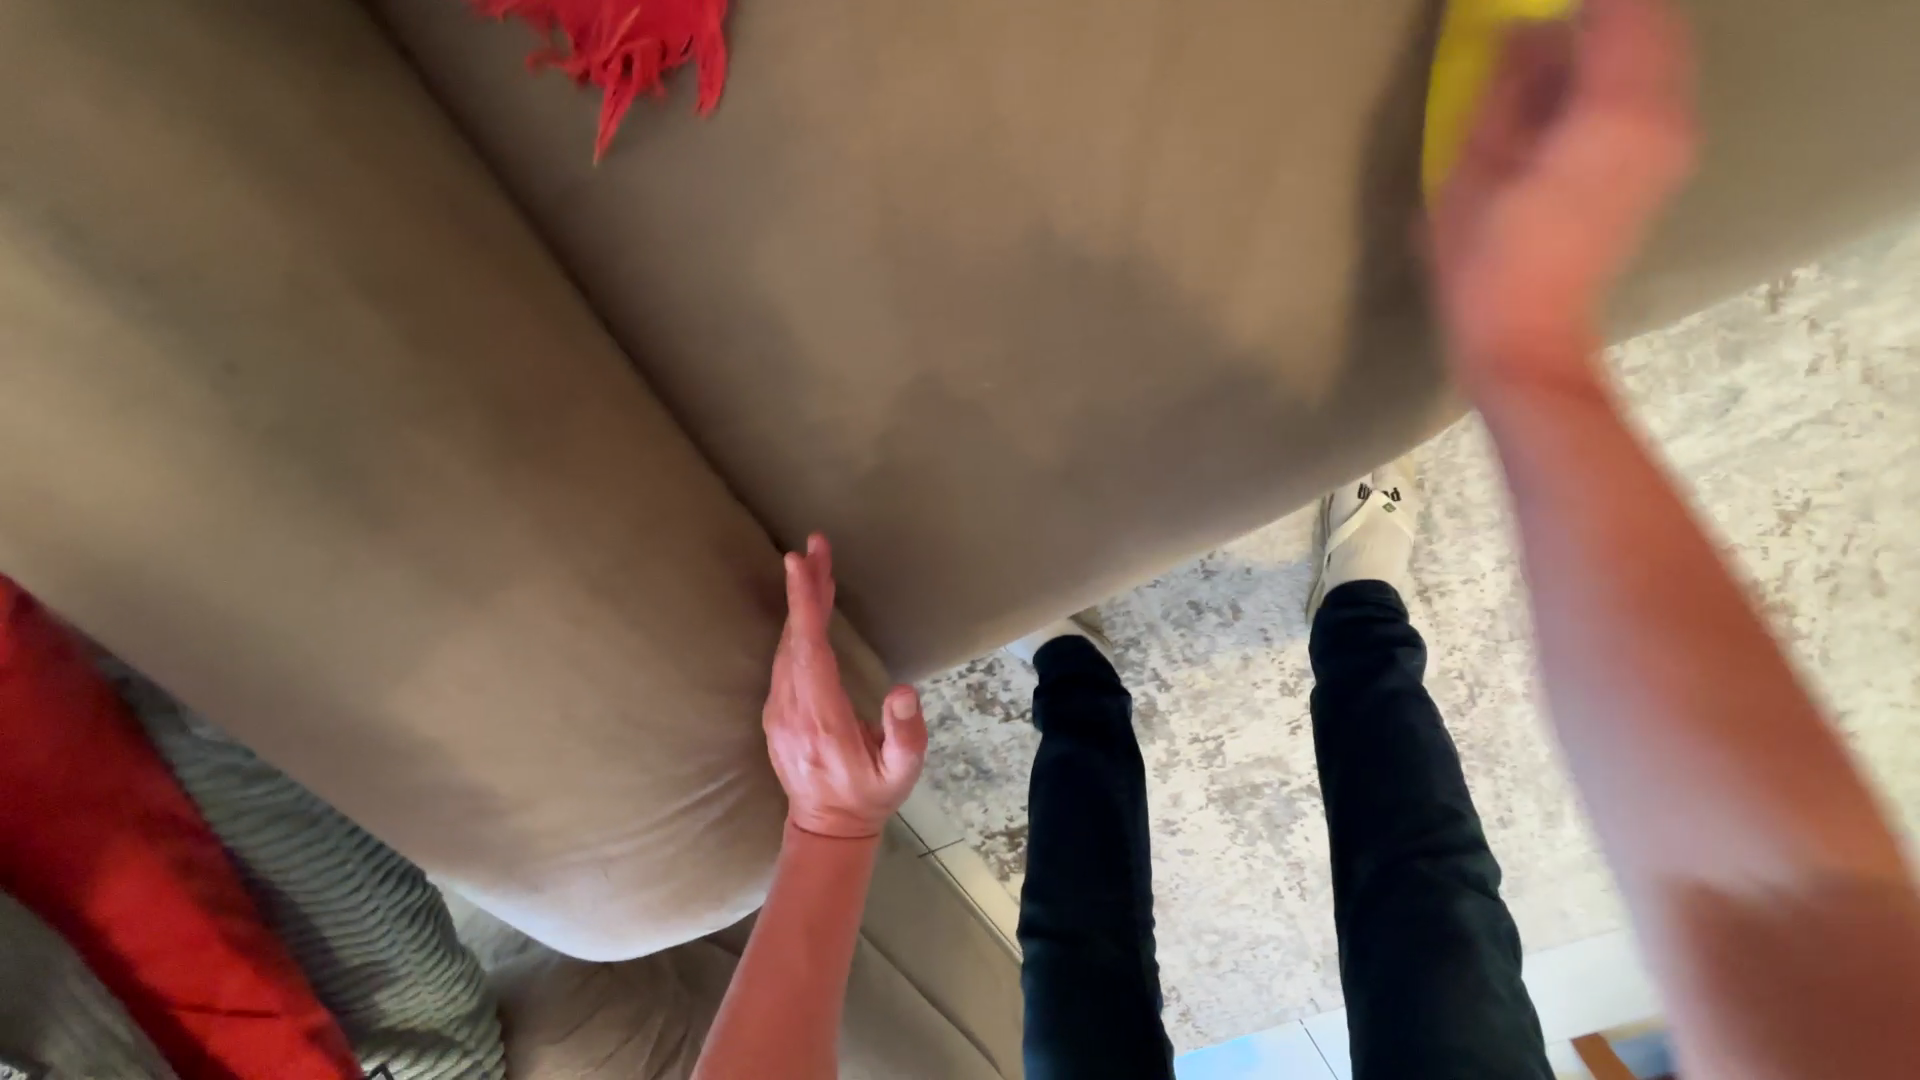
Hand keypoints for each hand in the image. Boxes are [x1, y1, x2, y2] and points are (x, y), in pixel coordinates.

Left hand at [762, 533, 927, 839]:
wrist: (826, 827)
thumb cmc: (871, 795)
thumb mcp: (901, 773)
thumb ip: (905, 734)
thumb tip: (905, 690)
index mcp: (822, 719)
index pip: (810, 651)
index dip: (805, 605)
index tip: (800, 564)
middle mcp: (790, 709)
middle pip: (794, 638)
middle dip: (804, 588)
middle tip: (814, 545)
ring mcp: (777, 709)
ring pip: (785, 645)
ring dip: (800, 603)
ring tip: (815, 564)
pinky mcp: (776, 710)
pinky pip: (784, 658)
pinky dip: (796, 625)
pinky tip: (808, 606)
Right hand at [1430, 0, 1695, 388]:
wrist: (1525, 340)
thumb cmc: (1482, 269)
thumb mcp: (1469, 179)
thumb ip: (1502, 96)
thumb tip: (1520, 36)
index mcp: (1613, 114)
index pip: (1618, 10)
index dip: (1573, 2)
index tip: (1523, 12)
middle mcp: (1663, 115)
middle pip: (1646, 24)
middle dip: (1590, 20)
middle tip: (1522, 44)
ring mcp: (1670, 141)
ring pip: (1651, 54)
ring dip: (1598, 48)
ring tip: (1532, 74)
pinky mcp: (1660, 163)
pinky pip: (1647, 89)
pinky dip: (1609, 78)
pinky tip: (1555, 107)